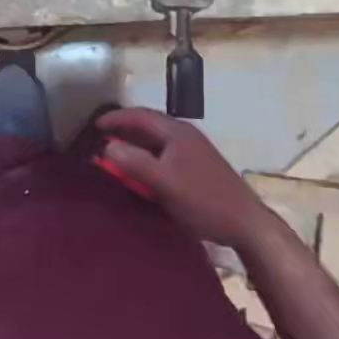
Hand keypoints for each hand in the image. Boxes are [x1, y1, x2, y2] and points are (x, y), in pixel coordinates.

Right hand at [97, 108, 276, 246]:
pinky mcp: (197, 167)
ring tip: (116, 153)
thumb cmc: (204, 200)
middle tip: (101, 138)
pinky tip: (141, 171)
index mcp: (177, 132)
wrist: (244, 222)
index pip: (141, 115)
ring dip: (136, 143)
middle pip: (149, 124)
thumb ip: (136, 163)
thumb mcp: (165, 183)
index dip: (117, 118)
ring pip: (157, 140)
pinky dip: (147, 157)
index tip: (94, 125)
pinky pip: (164, 153)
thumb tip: (107, 146)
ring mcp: (193, 151)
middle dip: (125, 128)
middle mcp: (185, 135)